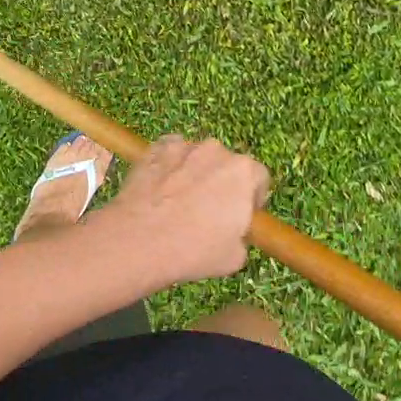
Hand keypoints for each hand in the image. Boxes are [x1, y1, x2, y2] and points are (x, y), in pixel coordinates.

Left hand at [93, 135, 269, 285]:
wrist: (141, 238)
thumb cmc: (196, 250)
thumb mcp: (236, 256)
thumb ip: (241, 233)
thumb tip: (230, 228)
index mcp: (243, 171)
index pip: (259, 176)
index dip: (252, 197)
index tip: (241, 215)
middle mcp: (215, 150)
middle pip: (227, 164)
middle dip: (222, 183)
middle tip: (209, 211)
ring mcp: (183, 145)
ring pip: (197, 158)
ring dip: (195, 174)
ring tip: (180, 202)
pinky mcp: (155, 148)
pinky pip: (170, 155)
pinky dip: (169, 167)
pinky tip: (161, 190)